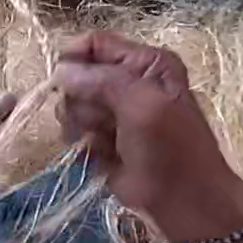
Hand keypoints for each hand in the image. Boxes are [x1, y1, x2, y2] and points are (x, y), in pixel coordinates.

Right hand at [54, 31, 242, 242]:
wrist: (181, 199)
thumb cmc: (170, 148)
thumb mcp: (142, 105)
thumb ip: (102, 81)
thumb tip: (60, 72)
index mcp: (145, 62)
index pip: (94, 43)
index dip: (73, 58)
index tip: (63, 80)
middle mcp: (126, 80)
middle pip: (76, 75)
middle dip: (81, 99)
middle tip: (103, 120)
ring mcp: (112, 109)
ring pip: (69, 104)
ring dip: (81, 124)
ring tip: (105, 140)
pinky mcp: (99, 136)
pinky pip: (72, 130)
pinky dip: (83, 142)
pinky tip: (101, 153)